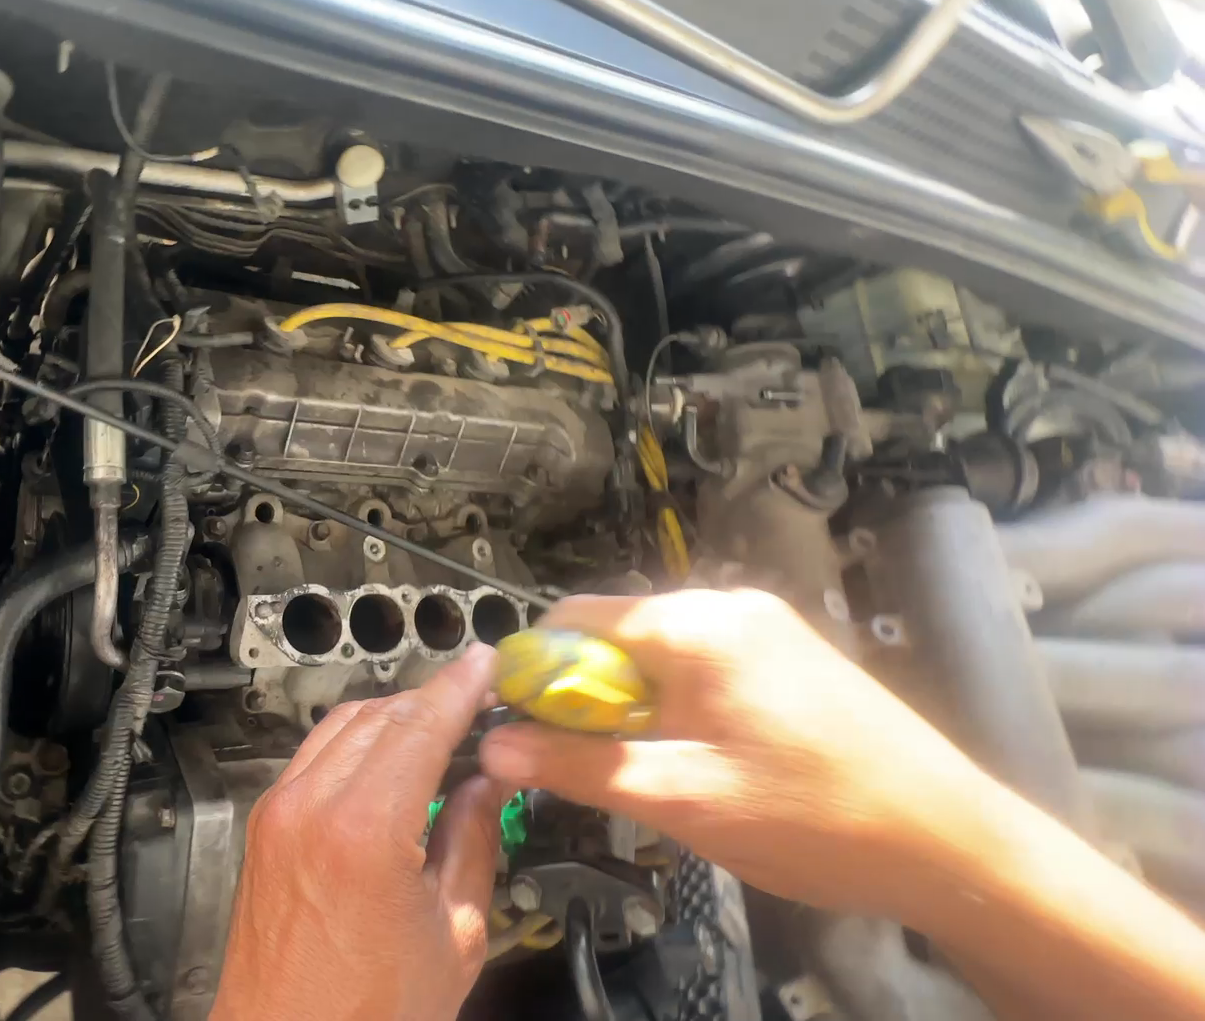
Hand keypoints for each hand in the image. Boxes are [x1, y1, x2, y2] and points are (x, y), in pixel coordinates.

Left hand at [210, 645, 506, 1020]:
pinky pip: (315, 753)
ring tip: (438, 723)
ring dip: (392, 714)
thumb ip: (472, 842)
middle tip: (473, 696)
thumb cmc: (370, 1014)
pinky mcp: (266, 820)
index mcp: (363, 830)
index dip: (459, 688)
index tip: (486, 664)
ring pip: (342, 725)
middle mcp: (310, 803)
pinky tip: (387, 755)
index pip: (419, 727)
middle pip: (379, 716)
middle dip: (431, 698)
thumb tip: (486, 783)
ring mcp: (279, 807)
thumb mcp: (451, 934)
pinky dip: (356, 739)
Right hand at [478, 590, 998, 918]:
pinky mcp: (785, 648)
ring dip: (629, 698)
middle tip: (600, 757)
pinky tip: (701, 747)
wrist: (963, 851)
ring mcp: (760, 623)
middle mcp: (722, 604)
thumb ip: (578, 765)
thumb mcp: (682, 798)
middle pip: (610, 630)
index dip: (536, 668)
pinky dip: (671, 696)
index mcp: (693, 625)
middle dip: (586, 690)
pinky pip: (694, 658)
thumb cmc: (814, 819)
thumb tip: (492, 747)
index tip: (530, 724)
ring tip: (657, 761)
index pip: (571, 616)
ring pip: (651, 647)